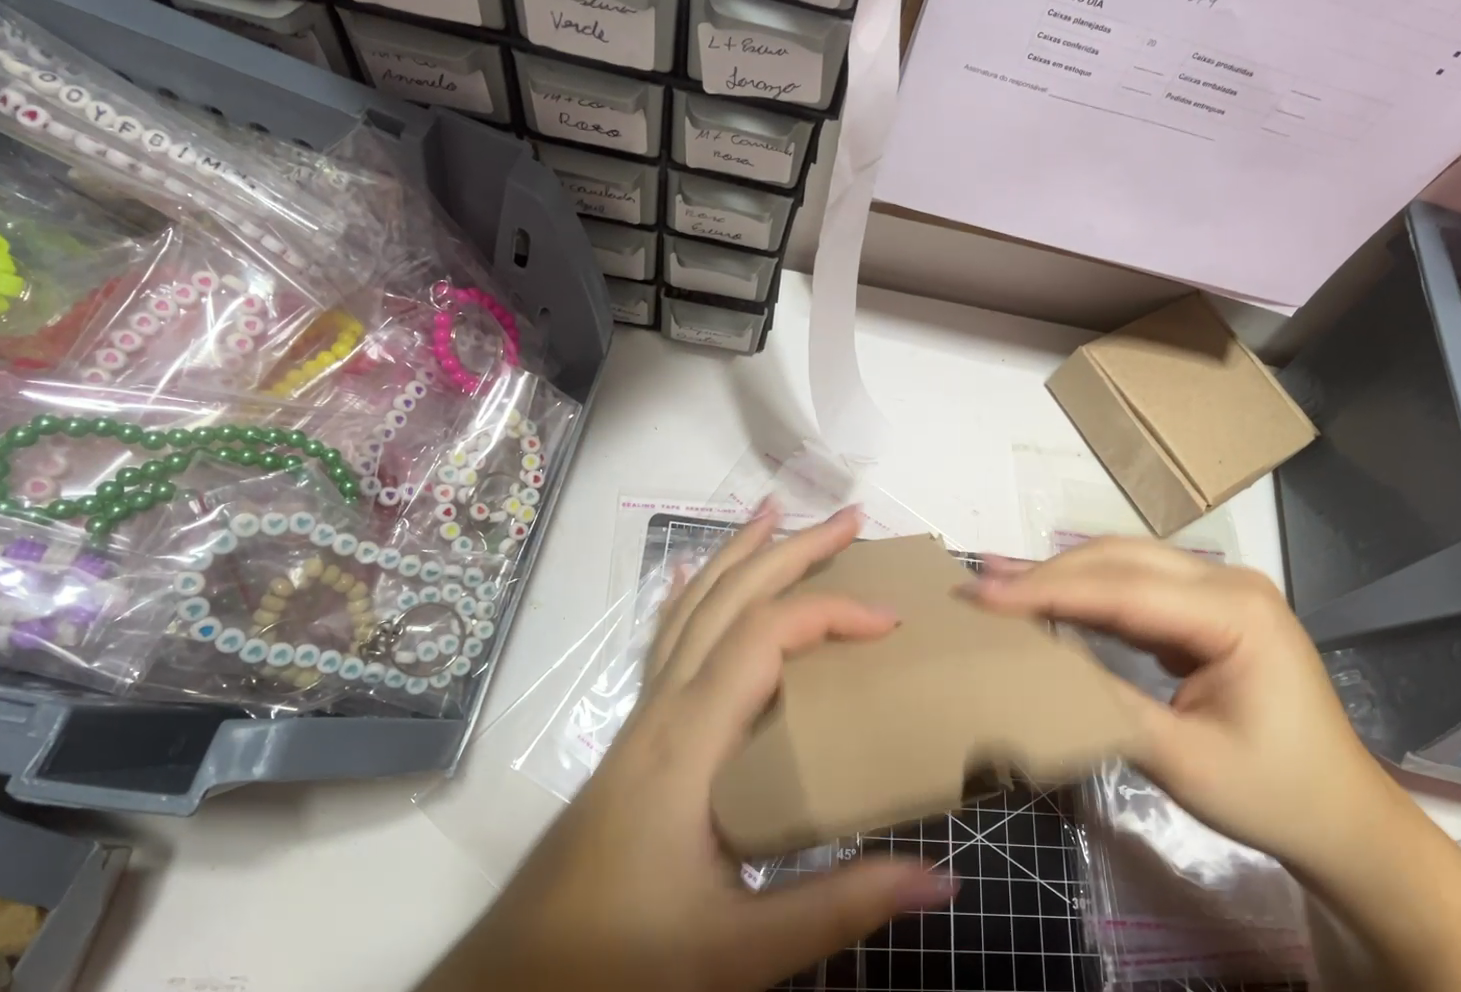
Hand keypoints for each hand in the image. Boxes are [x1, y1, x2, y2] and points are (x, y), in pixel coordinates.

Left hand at [419, 505, 956, 991]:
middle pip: (726, 600)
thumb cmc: (623, 955)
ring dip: (738, 556)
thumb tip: (942, 880)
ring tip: (775, 514)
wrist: (518, 976)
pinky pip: (665, 642)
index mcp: (691, 742)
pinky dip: (688, 597)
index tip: (891, 624)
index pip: (763, 639)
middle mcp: (664, 709)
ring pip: (691, 609)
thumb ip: (840, 908)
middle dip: (790, 551)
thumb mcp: (739, 949)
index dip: (829, 613)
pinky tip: (689, 576)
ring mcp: (643, 718)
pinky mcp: (636, 736)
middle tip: (849, 517)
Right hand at [965, 537, 1402, 868]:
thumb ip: (1108, 706)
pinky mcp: (1208, 611)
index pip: (1122, 590)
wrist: (1340, 818)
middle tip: (978, 585)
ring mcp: (1222, 593)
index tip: (981, 595)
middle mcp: (1231, 585)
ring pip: (1125, 565)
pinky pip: (1137, 588)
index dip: (1046, 591)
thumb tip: (1037, 668)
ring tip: (998, 582)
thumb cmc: (1272, 794)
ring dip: (1062, 576)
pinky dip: (1087, 594)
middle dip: (1045, 573)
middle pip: (1120, 561)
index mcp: (1237, 614)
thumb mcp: (1182, 760)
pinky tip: (1048, 597)